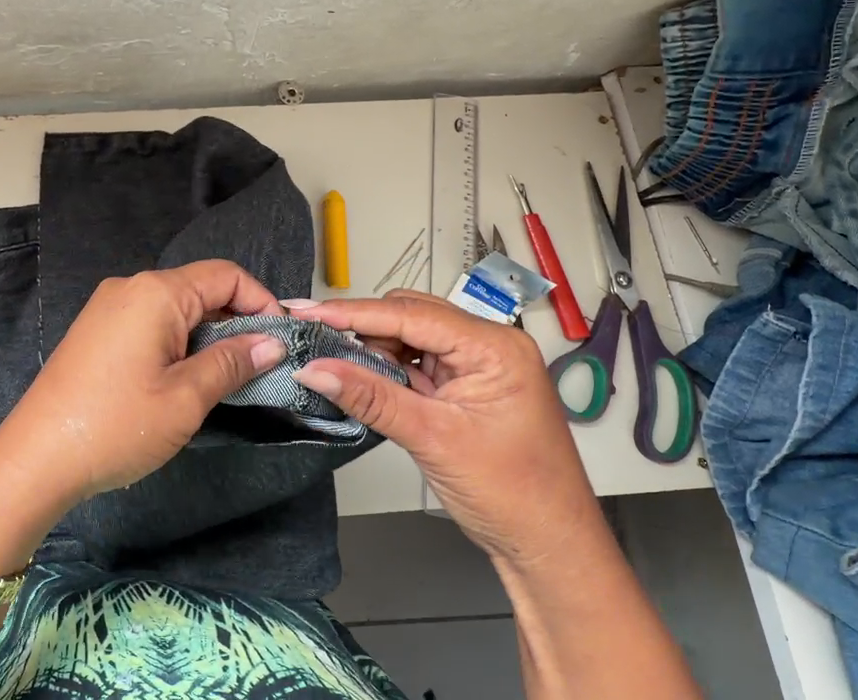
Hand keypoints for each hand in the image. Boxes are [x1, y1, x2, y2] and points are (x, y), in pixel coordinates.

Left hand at [0, 261, 286, 509]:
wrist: (38, 455)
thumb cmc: (117, 425)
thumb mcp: (186, 398)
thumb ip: (232, 363)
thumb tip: (272, 342)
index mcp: (155, 293)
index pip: (225, 275)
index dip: (261, 301)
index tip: (283, 339)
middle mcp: (130, 288)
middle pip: (200, 288)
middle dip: (236, 320)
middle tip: (262, 364)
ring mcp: (108, 308)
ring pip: (175, 308)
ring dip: (207, 334)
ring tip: (228, 376)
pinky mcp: (96, 331)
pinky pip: (149, 322)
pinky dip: (177, 341)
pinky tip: (186, 377)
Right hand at [289, 292, 600, 565]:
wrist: (549, 546)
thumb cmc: (516, 496)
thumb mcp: (431, 439)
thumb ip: (370, 397)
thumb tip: (317, 368)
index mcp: (496, 348)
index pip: (411, 314)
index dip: (353, 312)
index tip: (308, 312)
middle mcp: (490, 346)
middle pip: (408, 314)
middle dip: (361, 328)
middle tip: (315, 340)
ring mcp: (477, 365)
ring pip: (408, 336)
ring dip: (372, 349)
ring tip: (336, 365)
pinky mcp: (464, 385)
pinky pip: (415, 361)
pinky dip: (386, 368)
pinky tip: (362, 379)